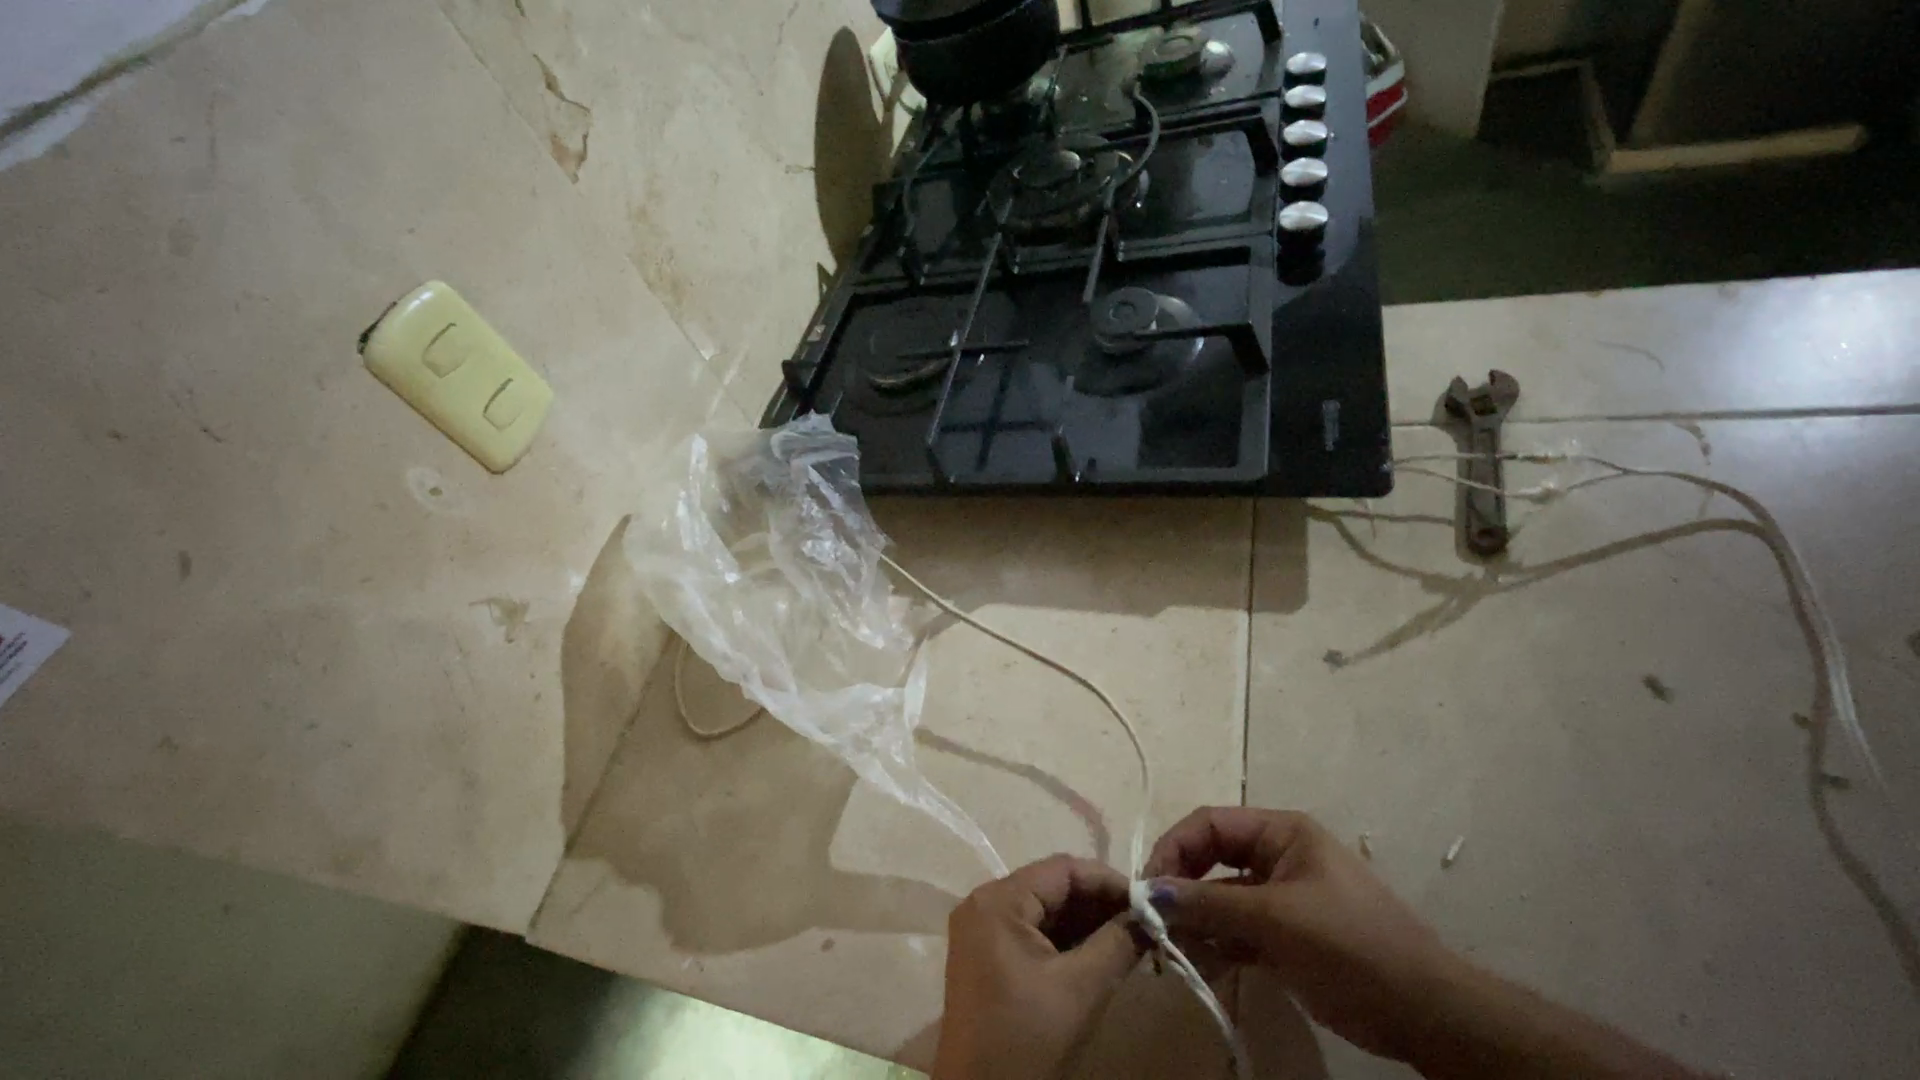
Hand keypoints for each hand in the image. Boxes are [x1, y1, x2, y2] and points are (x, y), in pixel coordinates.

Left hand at [933, 855, 1147, 1079]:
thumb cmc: (1027, 1038)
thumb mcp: (1081, 988)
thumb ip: (1119, 942)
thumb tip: (1155, 913)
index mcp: (998, 900)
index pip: (1063, 869)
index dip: (1110, 881)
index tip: (1150, 903)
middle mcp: (984, 904)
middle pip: (1053, 886)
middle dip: (1101, 903)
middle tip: (1146, 923)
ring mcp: (982, 931)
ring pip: (1046, 910)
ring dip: (1088, 923)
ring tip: (1133, 938)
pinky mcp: (987, 957)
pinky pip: (1034, 932)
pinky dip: (1068, 940)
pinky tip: (1103, 953)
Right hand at [1142, 807, 1457, 1063]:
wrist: (1422, 1010)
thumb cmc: (1350, 944)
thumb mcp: (1276, 918)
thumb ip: (1210, 903)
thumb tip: (1150, 892)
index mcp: (1281, 833)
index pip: (1210, 824)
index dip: (1174, 848)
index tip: (1147, 887)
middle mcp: (1276, 857)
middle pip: (1210, 859)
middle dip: (1180, 887)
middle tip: (1152, 921)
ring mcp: (1279, 898)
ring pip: (1219, 898)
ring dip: (1193, 921)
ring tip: (1169, 950)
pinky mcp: (1282, 937)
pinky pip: (1234, 931)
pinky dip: (1213, 944)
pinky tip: (1195, 964)